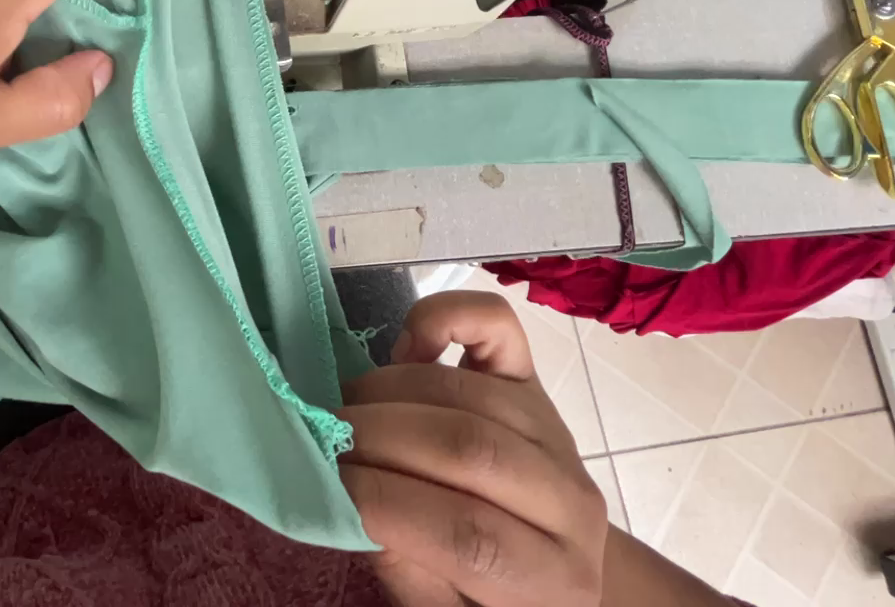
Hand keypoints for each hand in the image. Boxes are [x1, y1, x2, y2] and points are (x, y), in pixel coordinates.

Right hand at [340, 292, 607, 606]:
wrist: (547, 559)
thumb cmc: (479, 589)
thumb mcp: (438, 605)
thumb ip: (398, 560)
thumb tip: (345, 492)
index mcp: (553, 578)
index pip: (471, 534)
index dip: (383, 501)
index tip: (328, 484)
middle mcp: (568, 500)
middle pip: (468, 448)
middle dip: (375, 435)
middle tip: (326, 437)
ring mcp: (550, 428)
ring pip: (465, 390)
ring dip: (386, 390)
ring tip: (348, 410)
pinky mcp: (529, 377)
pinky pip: (495, 324)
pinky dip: (441, 317)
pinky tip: (405, 345)